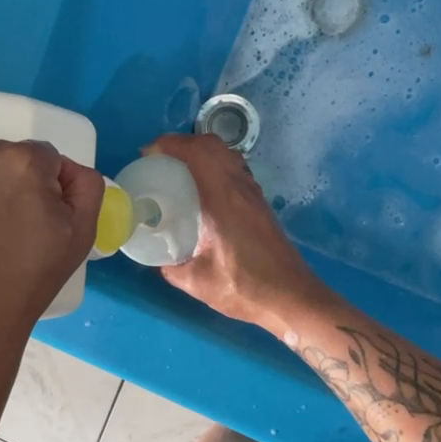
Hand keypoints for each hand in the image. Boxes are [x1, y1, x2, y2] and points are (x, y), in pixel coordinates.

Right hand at [142, 134, 331, 333]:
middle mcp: (241, 189)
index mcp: (223, 200)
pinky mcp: (261, 206)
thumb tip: (158, 260)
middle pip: (213, 146)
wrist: (292, 297)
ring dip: (201, 153)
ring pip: (227, 155)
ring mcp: (254, 196)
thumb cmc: (246, 288)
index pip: (197, 153)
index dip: (170, 144)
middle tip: (160, 160)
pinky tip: (204, 191)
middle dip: (182, 144)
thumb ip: (172, 268)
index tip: (148, 155)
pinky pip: (236, 171)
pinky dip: (216, 167)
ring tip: (179, 171)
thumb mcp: (198, 282)